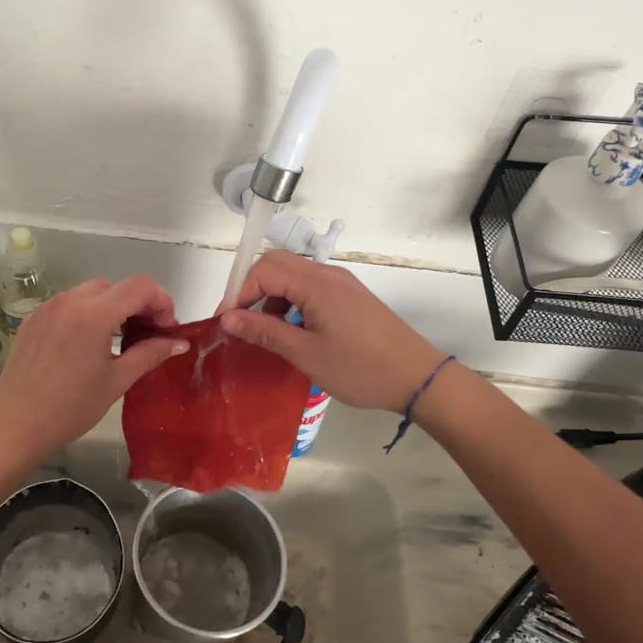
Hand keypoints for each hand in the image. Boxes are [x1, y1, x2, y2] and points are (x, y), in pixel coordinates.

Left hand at [0, 275, 188, 457]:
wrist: (17, 424)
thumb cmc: (72, 408)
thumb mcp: (117, 381)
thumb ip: (150, 354)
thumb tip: (179, 343)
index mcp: (94, 314)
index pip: (140, 287)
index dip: (161, 302)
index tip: (166, 329)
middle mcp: (70, 301)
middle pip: (116, 287)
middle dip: (137, 305)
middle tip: (146, 336)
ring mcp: (48, 308)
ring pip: (90, 293)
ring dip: (112, 308)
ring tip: (119, 340)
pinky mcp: (33, 319)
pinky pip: (68, 305)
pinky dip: (86, 314)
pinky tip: (88, 345)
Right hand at [218, 251, 447, 410]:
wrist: (416, 378)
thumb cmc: (359, 369)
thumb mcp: (306, 354)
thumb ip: (265, 332)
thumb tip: (227, 319)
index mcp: (316, 284)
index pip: (264, 270)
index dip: (239, 293)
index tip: (227, 324)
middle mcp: (328, 274)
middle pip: (276, 264)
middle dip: (252, 289)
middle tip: (240, 323)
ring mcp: (341, 283)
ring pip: (293, 275)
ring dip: (271, 296)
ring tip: (264, 332)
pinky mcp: (349, 296)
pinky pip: (309, 287)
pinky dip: (291, 302)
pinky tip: (290, 330)